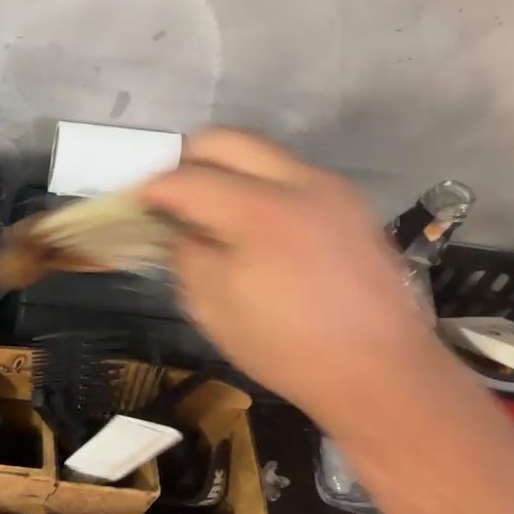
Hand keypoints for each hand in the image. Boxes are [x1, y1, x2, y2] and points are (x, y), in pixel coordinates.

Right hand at [141, 129, 449, 417]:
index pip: (185, 178)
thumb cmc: (286, 347)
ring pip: (261, 154)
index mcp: (258, 210)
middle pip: (225, 141)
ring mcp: (331, 190)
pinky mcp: (350, 206)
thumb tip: (175, 227)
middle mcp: (298, 183)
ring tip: (207, 210)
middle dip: (186, 161)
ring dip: (225, 171)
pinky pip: (290, 177)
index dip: (150, 188)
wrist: (381, 373)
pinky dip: (258, 187)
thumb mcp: (211, 305)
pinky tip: (250, 228)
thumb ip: (184, 253)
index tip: (132, 204)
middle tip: (167, 195)